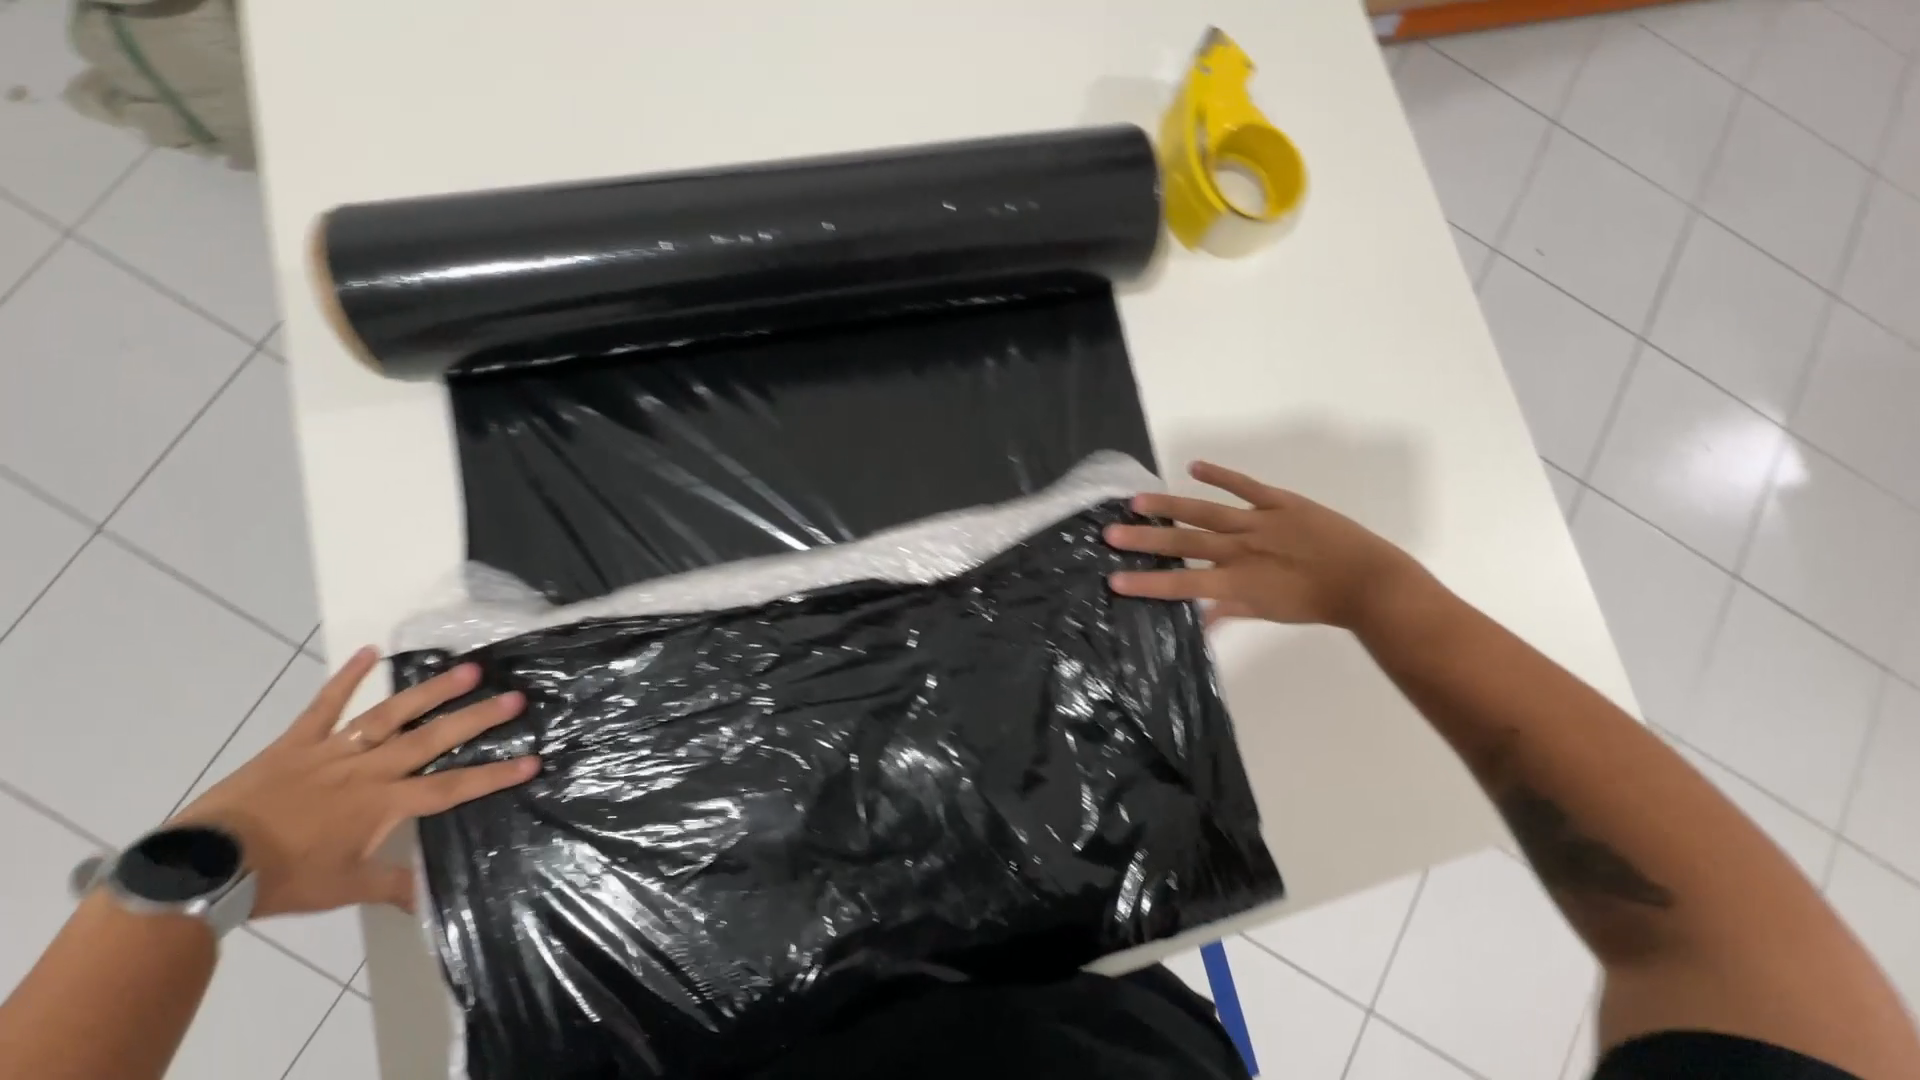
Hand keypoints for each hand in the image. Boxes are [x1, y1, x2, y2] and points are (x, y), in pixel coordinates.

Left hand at [173, 647, 536, 917]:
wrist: (204, 868)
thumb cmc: (281, 880)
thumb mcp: (342, 889)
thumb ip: (392, 885)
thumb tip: (433, 900)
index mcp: (384, 805)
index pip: (452, 787)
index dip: (494, 775)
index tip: (531, 761)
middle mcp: (369, 770)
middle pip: (432, 740)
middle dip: (477, 719)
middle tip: (513, 697)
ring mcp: (333, 751)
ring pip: (391, 715)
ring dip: (431, 691)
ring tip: (466, 668)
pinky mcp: (297, 743)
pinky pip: (324, 706)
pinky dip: (346, 677)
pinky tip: (369, 650)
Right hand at [1106, 460, 1430, 629]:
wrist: (1366, 580)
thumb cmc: (1317, 603)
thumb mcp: (1269, 612)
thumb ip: (1230, 611)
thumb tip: (1198, 621)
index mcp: (1237, 581)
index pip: (1182, 583)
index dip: (1146, 582)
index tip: (1114, 579)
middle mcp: (1240, 549)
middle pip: (1184, 543)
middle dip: (1144, 539)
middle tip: (1110, 532)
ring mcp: (1259, 521)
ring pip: (1205, 511)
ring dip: (1169, 506)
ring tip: (1136, 501)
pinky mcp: (1280, 502)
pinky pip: (1244, 486)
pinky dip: (1220, 475)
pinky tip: (1194, 466)